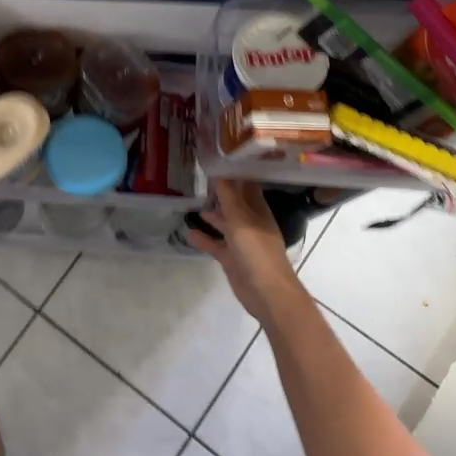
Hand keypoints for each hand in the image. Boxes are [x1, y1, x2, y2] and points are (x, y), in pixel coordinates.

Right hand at [188, 179, 294, 318]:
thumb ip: (229, 199)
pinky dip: (204, 239)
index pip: (248, 188)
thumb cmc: (257, 252)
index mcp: (259, 213)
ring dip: (213, 215)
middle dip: (222, 194)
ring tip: (195, 204)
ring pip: (225, 224)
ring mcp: (241, 243)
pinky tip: (189, 232)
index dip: (236, 175)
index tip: (220, 162)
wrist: (267, 293)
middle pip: (236, 205)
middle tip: (202, 180)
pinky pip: (216, 245)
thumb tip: (220, 173)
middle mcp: (251, 225)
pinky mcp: (231, 259)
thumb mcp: (241, 221)